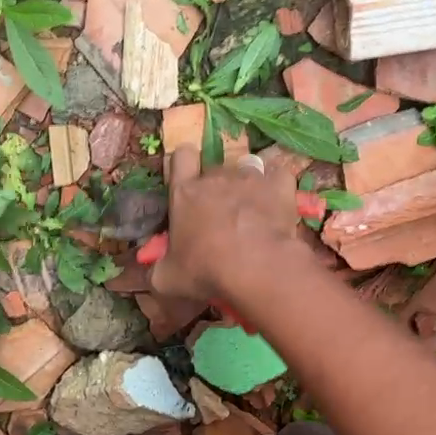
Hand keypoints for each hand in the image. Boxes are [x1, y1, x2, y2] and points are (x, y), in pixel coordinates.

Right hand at [149, 148, 302, 301]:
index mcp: (184, 193)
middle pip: (214, 168)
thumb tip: (157, 270)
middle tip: (220, 214)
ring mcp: (249, 178)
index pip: (181, 156)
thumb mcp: (167, 278)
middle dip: (217, 186)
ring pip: (246, 169)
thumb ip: (159, 268)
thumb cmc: (206, 270)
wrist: (256, 268)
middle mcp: (215, 177)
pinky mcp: (279, 185)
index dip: (185, 164)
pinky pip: (277, 176)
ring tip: (251, 210)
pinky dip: (276, 186)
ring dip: (246, 185)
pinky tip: (276, 203)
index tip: (189, 181)